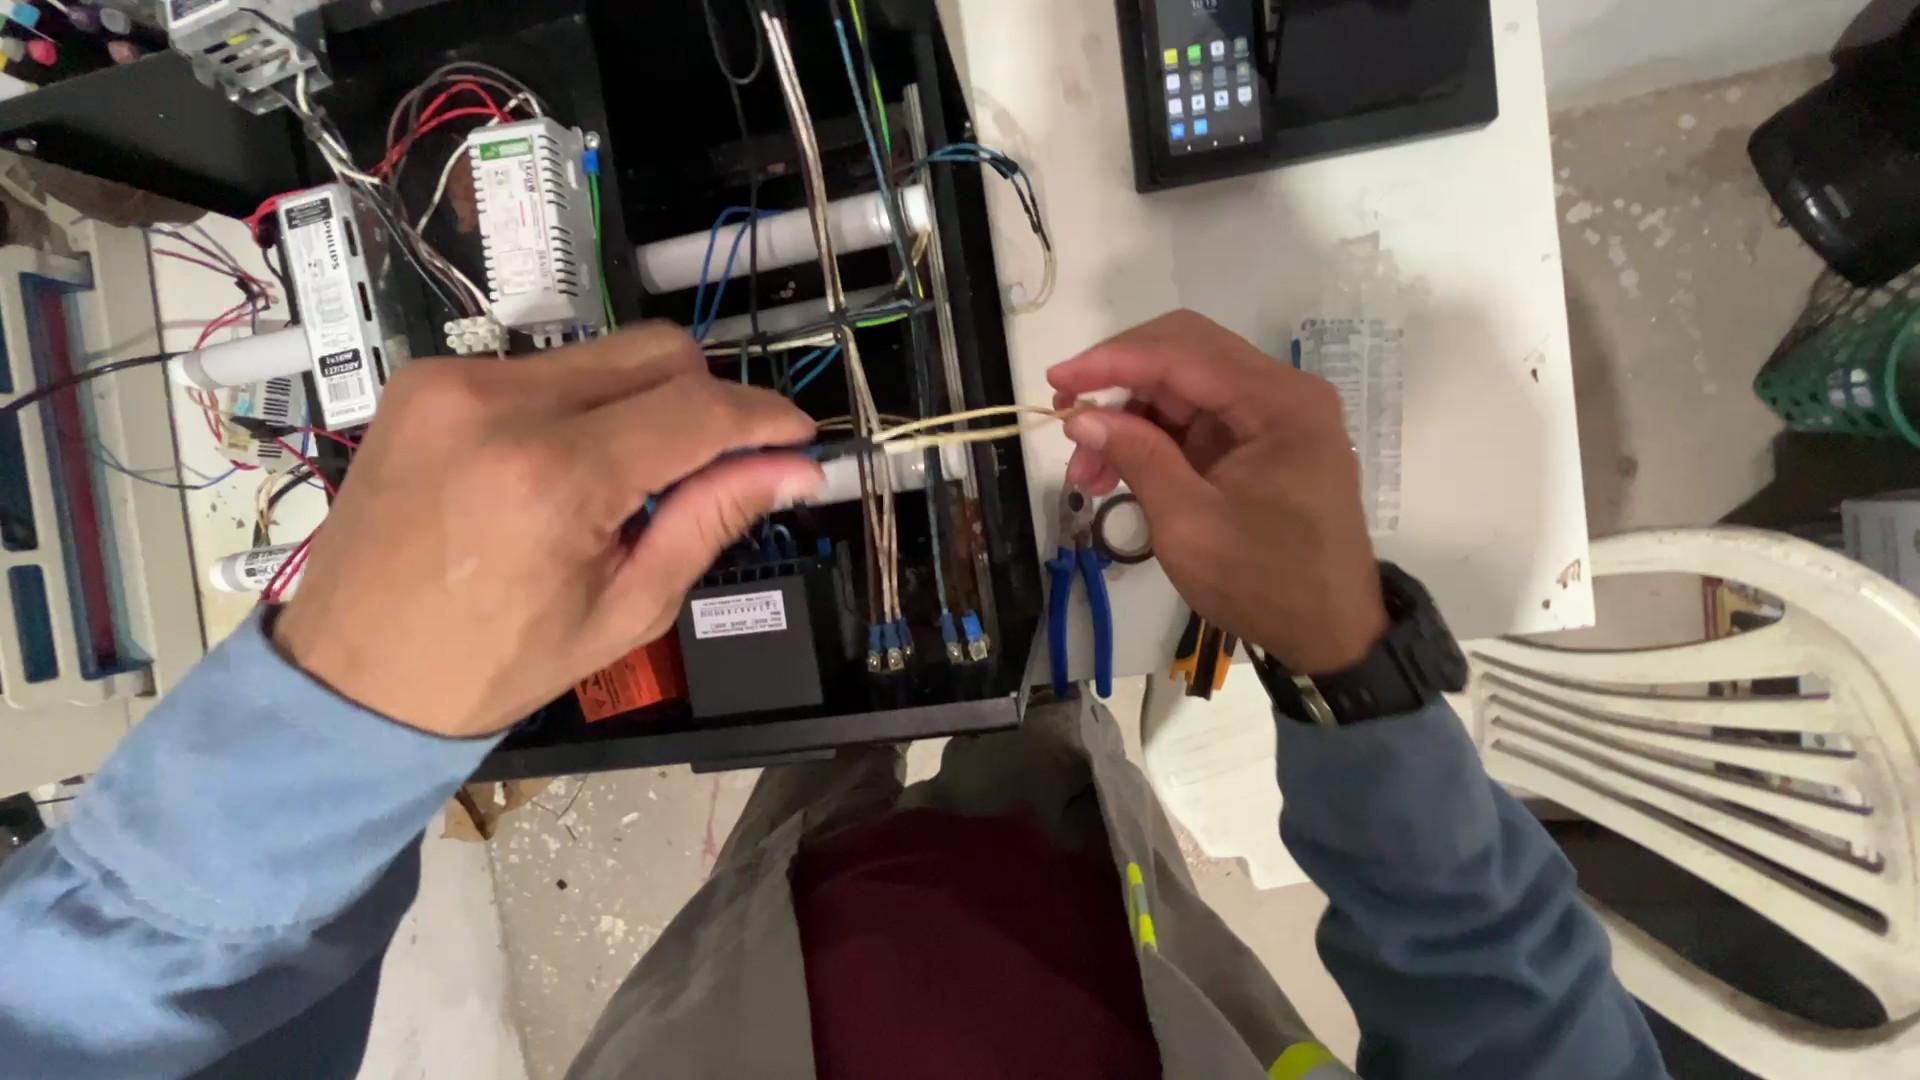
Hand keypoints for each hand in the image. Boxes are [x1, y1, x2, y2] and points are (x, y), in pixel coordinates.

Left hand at [273, 324, 822, 738]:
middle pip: (660, 352)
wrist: (352, 676)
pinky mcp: (430, 379)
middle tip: (726, 459)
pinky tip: (583, 458)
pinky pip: (554, 365)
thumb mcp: (631, 606)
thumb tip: (794, 470)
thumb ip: (713, 519)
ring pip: (610, 352)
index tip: (799, 437)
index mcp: (553, 478)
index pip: (697, 412)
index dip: (764, 418)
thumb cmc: (502, 662)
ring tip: (646, 470)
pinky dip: (596, 401)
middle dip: (714, 398)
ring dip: (656, 399)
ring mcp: (455, 381)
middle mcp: (500, 404)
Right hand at [1048, 310, 1386, 674]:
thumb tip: (1080, 417)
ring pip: (1182, 387)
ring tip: (1088, 472)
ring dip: (1129, 417)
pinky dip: (1151, 438)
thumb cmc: (1263, 582)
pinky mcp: (1259, 439)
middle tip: (1069, 420)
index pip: (1182, 355)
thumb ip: (1138, 457)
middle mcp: (1281, 392)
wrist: (1328, 630)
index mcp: (1279, 403)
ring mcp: (1271, 415)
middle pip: (1184, 354)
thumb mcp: (1189, 524)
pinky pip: (1194, 419)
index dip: (1111, 361)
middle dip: (1118, 383)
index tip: (1056, 382)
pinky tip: (1117, 472)